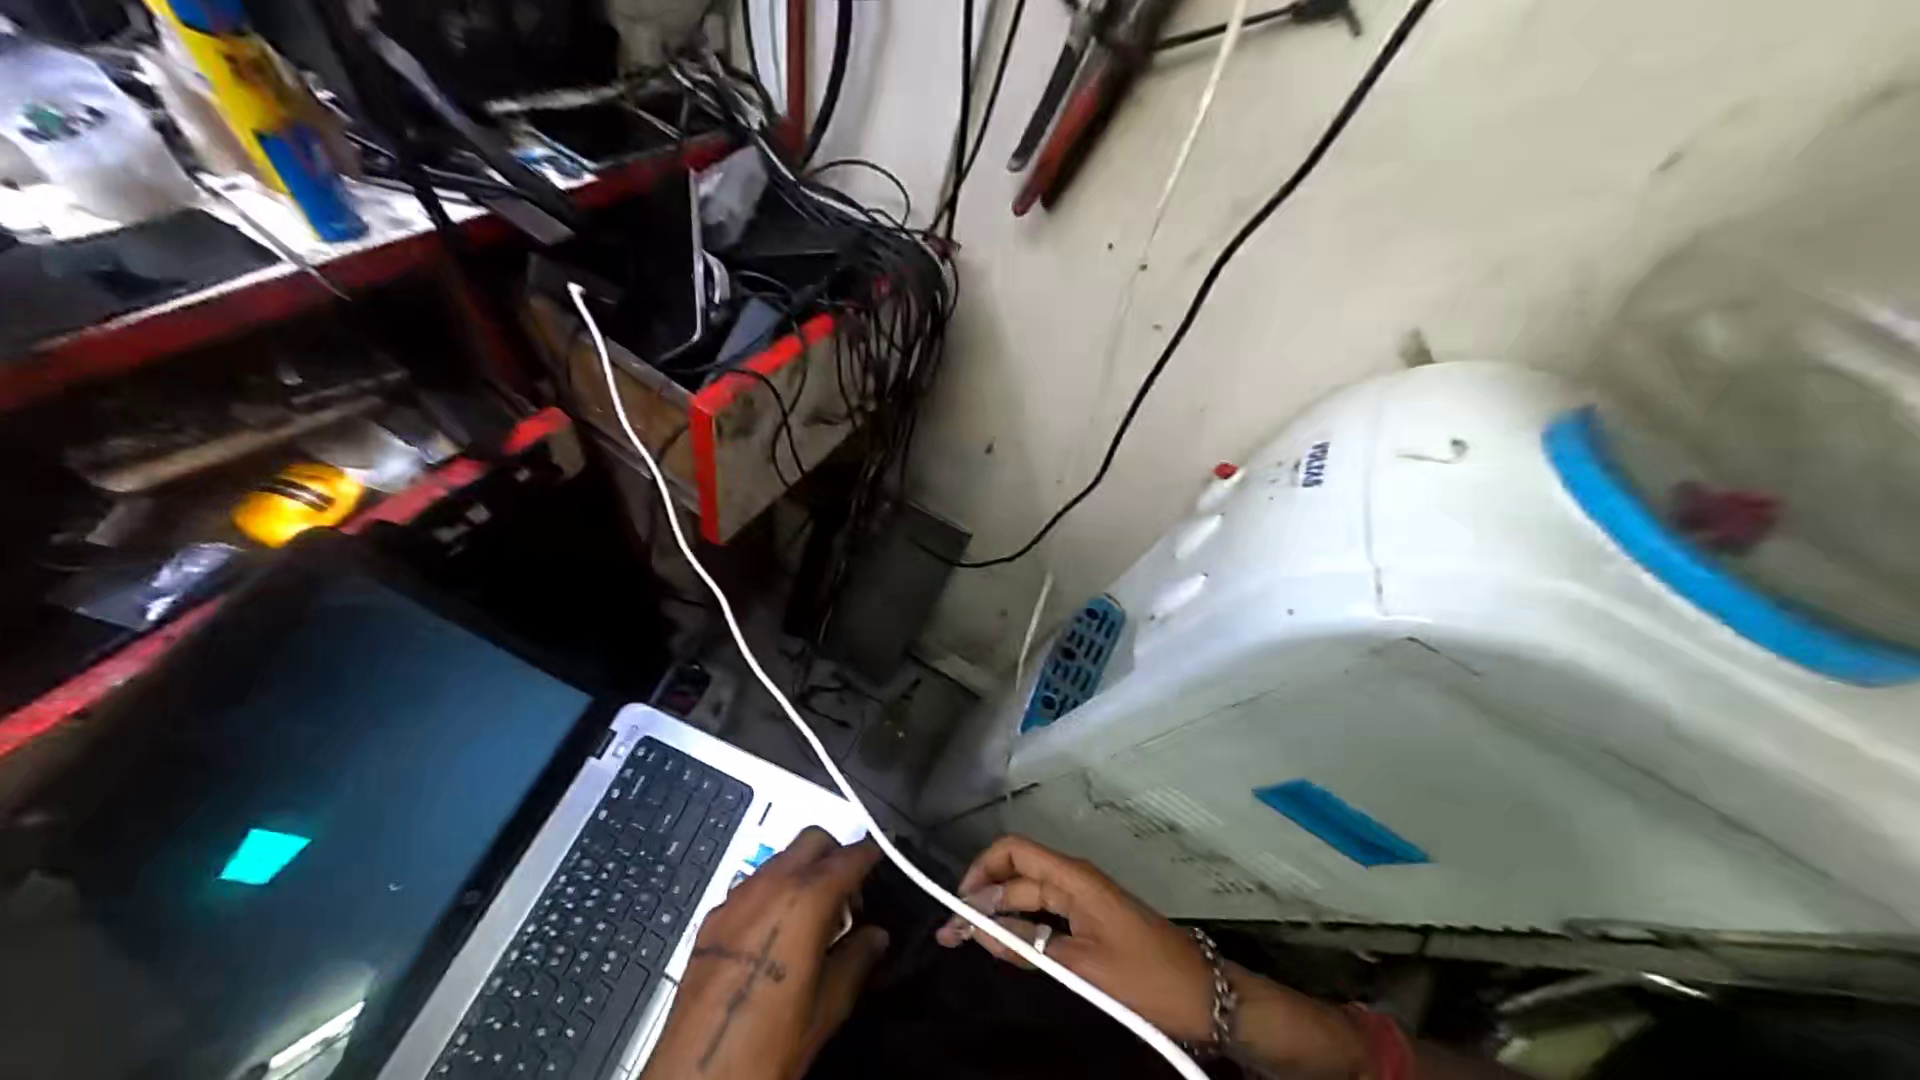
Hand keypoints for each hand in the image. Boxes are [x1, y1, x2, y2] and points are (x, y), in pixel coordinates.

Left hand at [641, 828, 887, 1079]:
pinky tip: (780, 934)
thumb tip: (874, 938)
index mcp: (803, 901)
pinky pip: (752, 886)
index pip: (849, 856)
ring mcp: (735, 900)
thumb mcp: (828, 1006)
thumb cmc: (765, 1046)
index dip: (871, 855)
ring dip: (805, 871)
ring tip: (818, 918)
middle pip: (812, 839)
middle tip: (851, 891)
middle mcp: (768, 887)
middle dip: (837, 854)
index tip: (881, 861)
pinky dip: (774, 892)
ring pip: (780, 858)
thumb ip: (857, 959)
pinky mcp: (712, 919)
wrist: (698, 1078)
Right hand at [938, 836, 1370, 1077]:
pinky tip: (1004, 947)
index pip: (1014, 851)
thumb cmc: (1145, 976)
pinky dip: (1020, 929)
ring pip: (1028, 898)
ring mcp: (1081, 900)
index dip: (981, 869)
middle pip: (1016, 876)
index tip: (958, 903)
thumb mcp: (1082, 965)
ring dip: (998, 917)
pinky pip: (1044, 917)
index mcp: (1072, 877)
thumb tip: (979, 931)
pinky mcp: (1088, 922)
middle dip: (982, 899)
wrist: (1204, 995)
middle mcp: (1073, 879)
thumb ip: (1028, 945)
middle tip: (952, 935)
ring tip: (967, 943)